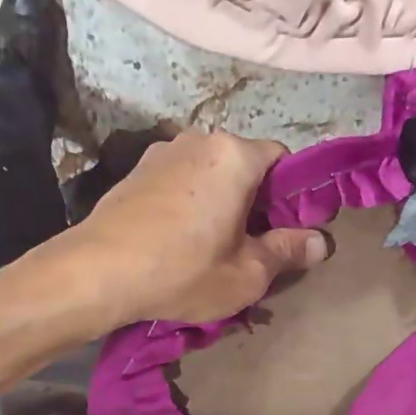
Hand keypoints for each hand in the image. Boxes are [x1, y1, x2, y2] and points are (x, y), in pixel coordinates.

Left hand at [45, 131, 329, 325]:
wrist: (95, 273)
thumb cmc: (181, 271)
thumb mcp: (246, 274)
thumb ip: (287, 251)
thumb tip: (320, 241)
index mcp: (234, 154)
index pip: (282, 158)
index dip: (290, 195)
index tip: (283, 230)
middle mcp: (198, 140)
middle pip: (243, 164)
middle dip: (253, 199)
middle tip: (248, 245)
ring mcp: (161, 152)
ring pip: (208, 173)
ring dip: (218, 201)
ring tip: (208, 245)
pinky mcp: (134, 171)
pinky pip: (178, 181)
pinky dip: (187, 202)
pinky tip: (175, 239)